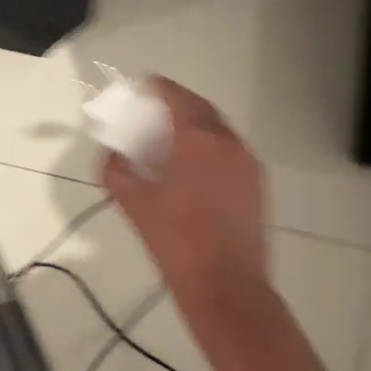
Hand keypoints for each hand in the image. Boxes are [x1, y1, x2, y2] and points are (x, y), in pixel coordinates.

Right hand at [102, 77, 268, 320]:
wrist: (225, 286)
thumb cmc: (175, 241)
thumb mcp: (132, 203)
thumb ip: (116, 169)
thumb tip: (113, 153)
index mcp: (199, 142)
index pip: (178, 99)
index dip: (160, 88)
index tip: (144, 84)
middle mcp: (230, 145)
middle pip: (202, 111)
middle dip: (178, 105)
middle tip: (153, 111)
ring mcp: (249, 166)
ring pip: (219, 132)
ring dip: (195, 127)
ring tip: (169, 140)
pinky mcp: (257, 187)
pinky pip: (230, 154)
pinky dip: (209, 149)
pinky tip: (190, 169)